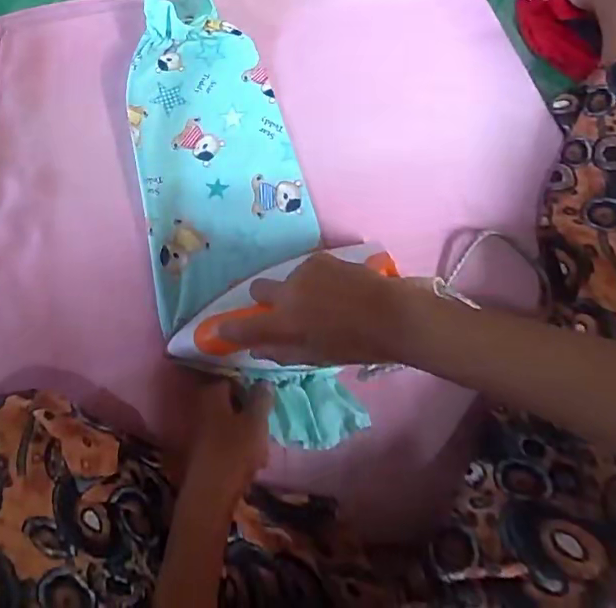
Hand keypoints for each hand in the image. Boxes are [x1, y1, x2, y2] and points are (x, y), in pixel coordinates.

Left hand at [181, 378, 272, 500]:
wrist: (211, 489)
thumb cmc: (235, 449)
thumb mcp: (255, 422)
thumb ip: (261, 399)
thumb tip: (264, 381)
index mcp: (212, 391)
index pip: (233, 379)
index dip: (251, 387)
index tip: (267, 400)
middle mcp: (203, 403)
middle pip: (232, 401)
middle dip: (251, 412)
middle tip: (266, 425)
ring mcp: (201, 425)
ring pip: (231, 421)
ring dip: (248, 431)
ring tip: (262, 447)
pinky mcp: (205, 446)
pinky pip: (226, 439)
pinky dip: (239, 446)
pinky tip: (253, 461)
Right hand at [218, 253, 426, 366]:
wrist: (394, 315)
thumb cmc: (357, 344)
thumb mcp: (318, 356)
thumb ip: (283, 352)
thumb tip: (256, 349)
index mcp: (285, 323)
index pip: (245, 325)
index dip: (230, 328)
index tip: (221, 329)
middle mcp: (286, 293)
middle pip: (258, 289)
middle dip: (265, 298)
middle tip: (285, 309)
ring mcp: (301, 272)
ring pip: (287, 279)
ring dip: (296, 289)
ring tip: (325, 300)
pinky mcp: (318, 259)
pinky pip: (307, 270)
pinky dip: (316, 279)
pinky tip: (337, 288)